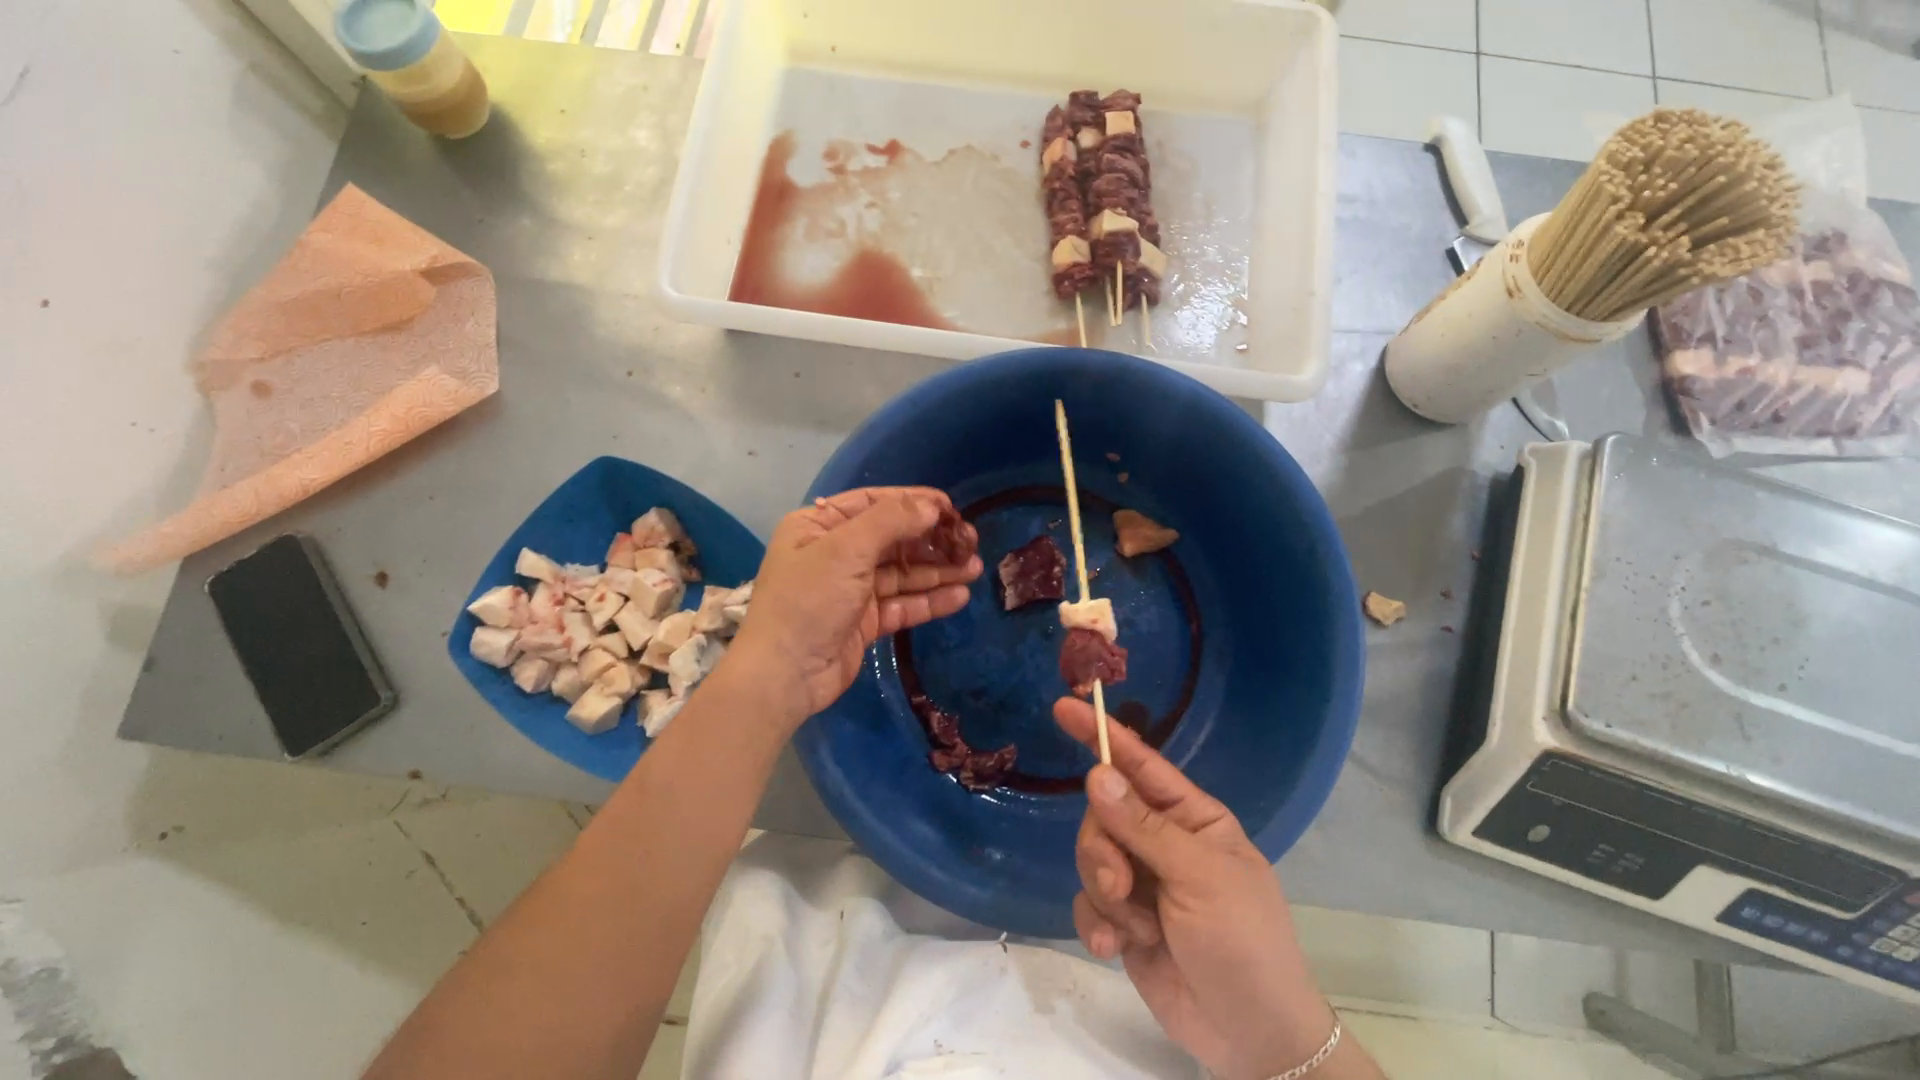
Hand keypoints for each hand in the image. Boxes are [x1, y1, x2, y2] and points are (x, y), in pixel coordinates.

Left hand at [729, 488, 981, 725]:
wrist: (784, 675)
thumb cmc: (809, 601)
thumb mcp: (846, 550)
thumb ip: (891, 521)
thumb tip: (931, 506)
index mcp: (818, 526)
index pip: (873, 503)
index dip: (914, 503)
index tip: (952, 508)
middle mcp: (834, 553)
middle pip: (892, 539)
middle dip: (931, 540)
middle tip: (971, 543)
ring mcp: (850, 590)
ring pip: (902, 573)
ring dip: (937, 570)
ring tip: (974, 568)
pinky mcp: (864, 622)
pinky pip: (902, 604)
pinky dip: (929, 600)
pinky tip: (959, 596)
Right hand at [1055, 700, 1351, 1079]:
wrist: (1251, 1035)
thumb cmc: (1243, 941)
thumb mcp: (1199, 876)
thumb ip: (1142, 826)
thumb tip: (1097, 773)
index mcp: (1193, 819)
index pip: (1141, 765)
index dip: (1102, 736)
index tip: (1064, 707)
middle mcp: (1163, 843)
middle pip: (1103, 817)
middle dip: (1103, 850)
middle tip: (1122, 884)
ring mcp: (1142, 884)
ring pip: (1092, 860)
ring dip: (1106, 894)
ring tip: (1134, 926)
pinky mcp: (1124, 924)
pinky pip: (1089, 905)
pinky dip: (1098, 927)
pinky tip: (1117, 950)